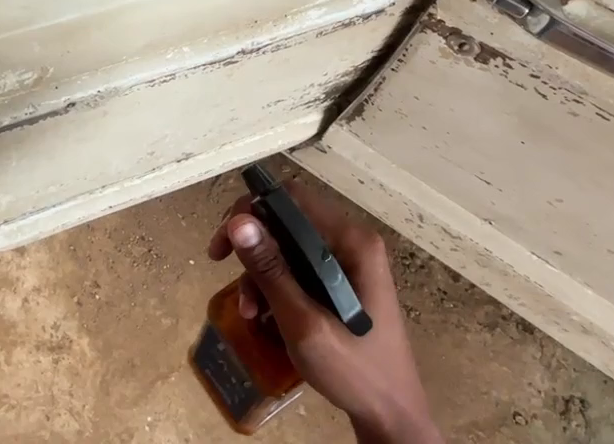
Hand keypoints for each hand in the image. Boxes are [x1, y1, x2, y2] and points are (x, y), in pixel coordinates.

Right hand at [207, 176, 441, 443]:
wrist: (392, 416)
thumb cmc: (354, 370)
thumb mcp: (303, 322)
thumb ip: (271, 270)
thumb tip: (237, 221)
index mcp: (352, 241)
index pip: (291, 198)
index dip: (251, 209)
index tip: (226, 240)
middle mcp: (350, 240)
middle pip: (285, 218)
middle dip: (251, 243)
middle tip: (220, 262)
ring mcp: (346, 260)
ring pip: (285, 243)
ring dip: (259, 270)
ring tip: (248, 310)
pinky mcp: (340, 279)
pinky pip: (295, 264)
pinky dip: (274, 283)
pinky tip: (262, 314)